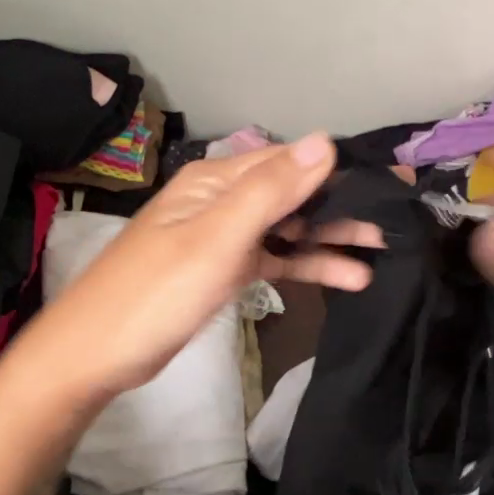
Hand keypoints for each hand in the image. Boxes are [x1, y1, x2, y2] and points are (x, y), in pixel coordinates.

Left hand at [28, 133, 381, 397]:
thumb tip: (325, 139)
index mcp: (217, 180)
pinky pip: (275, 258)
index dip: (340, 167)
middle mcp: (223, 200)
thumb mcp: (216, 238)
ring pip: (288, 227)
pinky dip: (308, 265)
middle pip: (294, 192)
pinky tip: (348, 277)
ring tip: (383, 247)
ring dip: (331, 236)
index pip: (290, 159)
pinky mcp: (224, 271)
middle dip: (343, 202)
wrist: (95, 355)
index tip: (390, 180)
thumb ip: (271, 189)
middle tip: (398, 213)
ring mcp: (223, 237)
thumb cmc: (155, 292)